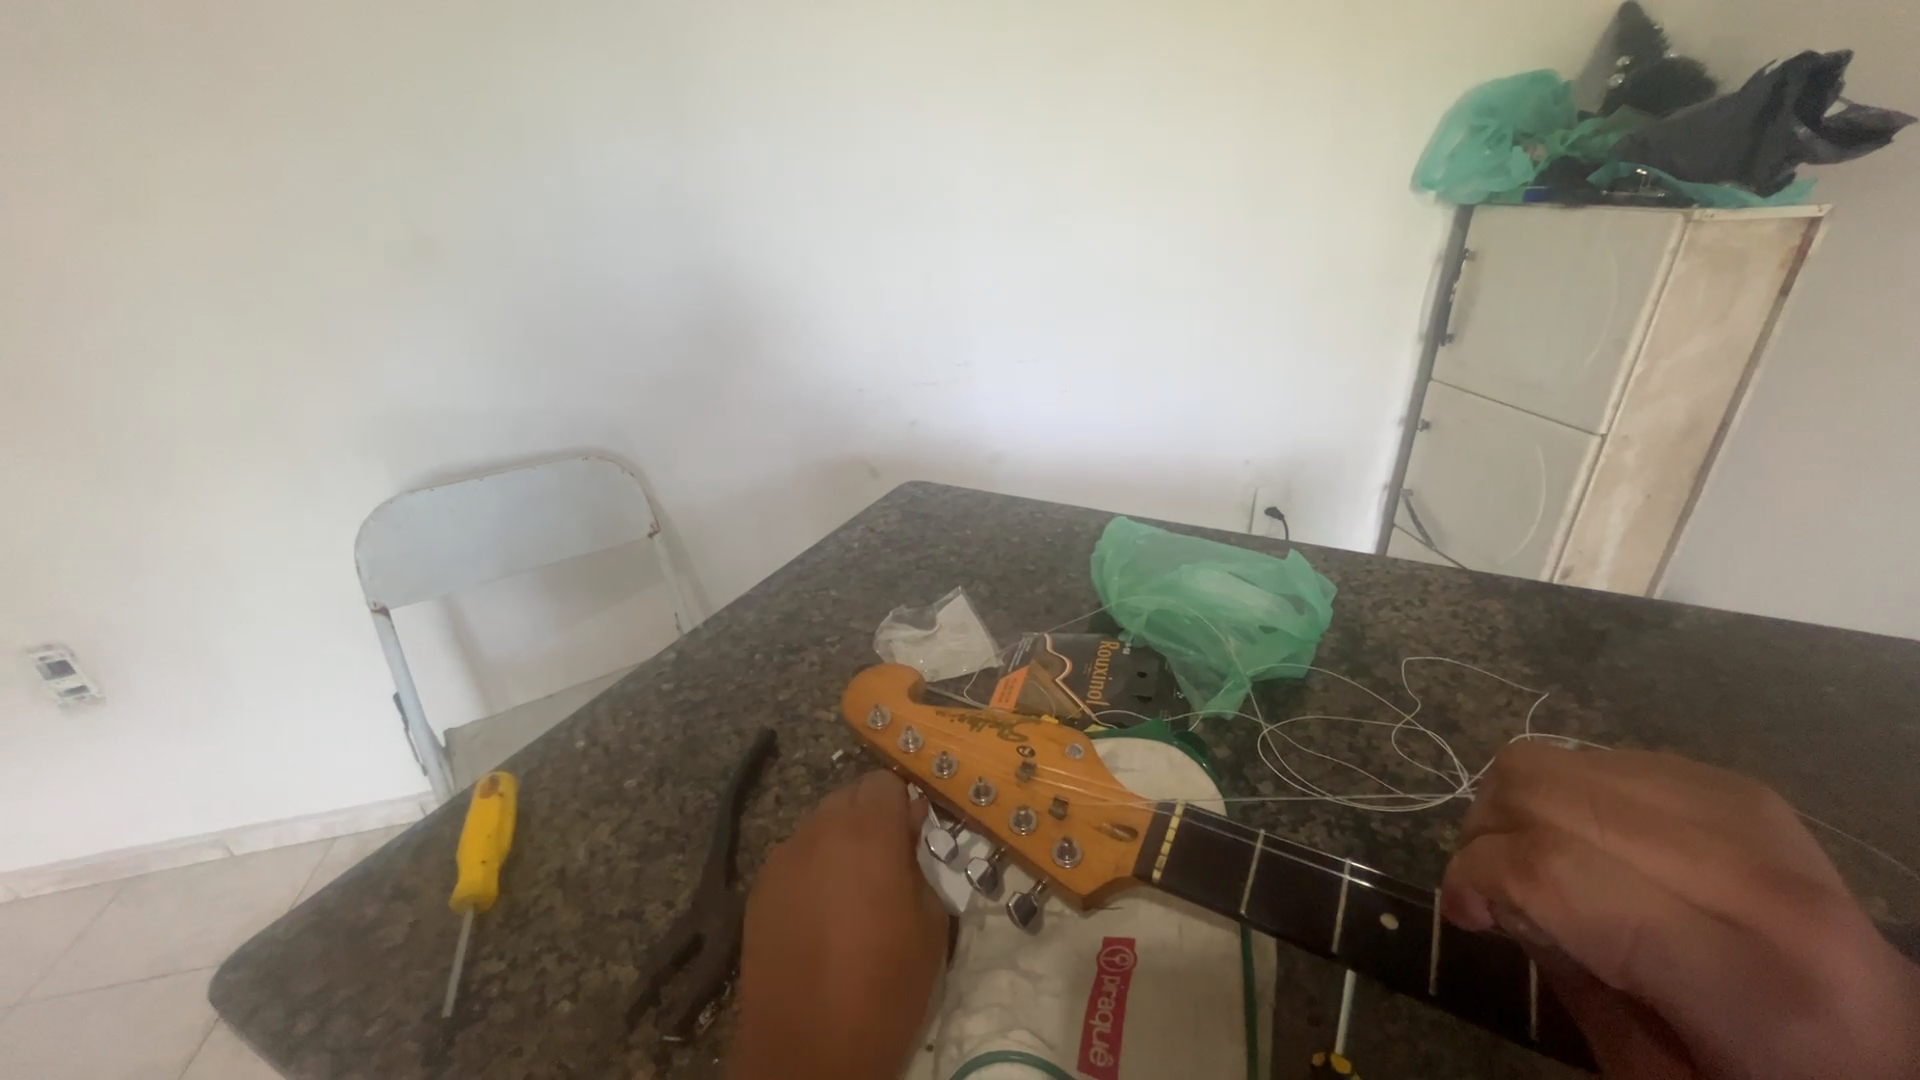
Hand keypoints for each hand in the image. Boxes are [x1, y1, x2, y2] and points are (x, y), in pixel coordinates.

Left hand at [727, 771, 947, 1079]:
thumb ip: (921, 861)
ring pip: (820, 823)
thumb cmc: (886, 988)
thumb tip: (910, 830)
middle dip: (872, 817)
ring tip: (852, 891)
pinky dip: (813, 867)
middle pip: (850, 795)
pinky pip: (795, 856)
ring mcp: (783, 857)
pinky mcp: (760, 888)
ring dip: (841, 840)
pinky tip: (821, 913)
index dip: (903, 805)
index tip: (913, 838)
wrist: (808, 1053)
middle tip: (888, 863)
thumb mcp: (931, 923)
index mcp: (868, 832)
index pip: (886, 781)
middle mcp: (819, 830)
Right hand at [1442, 743, 1919, 1078]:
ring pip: (1557, 761)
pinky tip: (1587, 843)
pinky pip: (1598, 758)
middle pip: (1543, 791)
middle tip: (1490, 885)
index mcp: (1750, 981)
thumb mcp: (1649, 1070)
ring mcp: (1750, 815)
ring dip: (1516, 808)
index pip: (1553, 871)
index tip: (1461, 913)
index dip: (1475, 877)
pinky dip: (1564, 796)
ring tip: (1532, 858)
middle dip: (1483, 833)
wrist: (1888, 1053)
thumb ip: (1562, 970)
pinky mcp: (1738, 786)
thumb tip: (1489, 891)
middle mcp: (1756, 878)